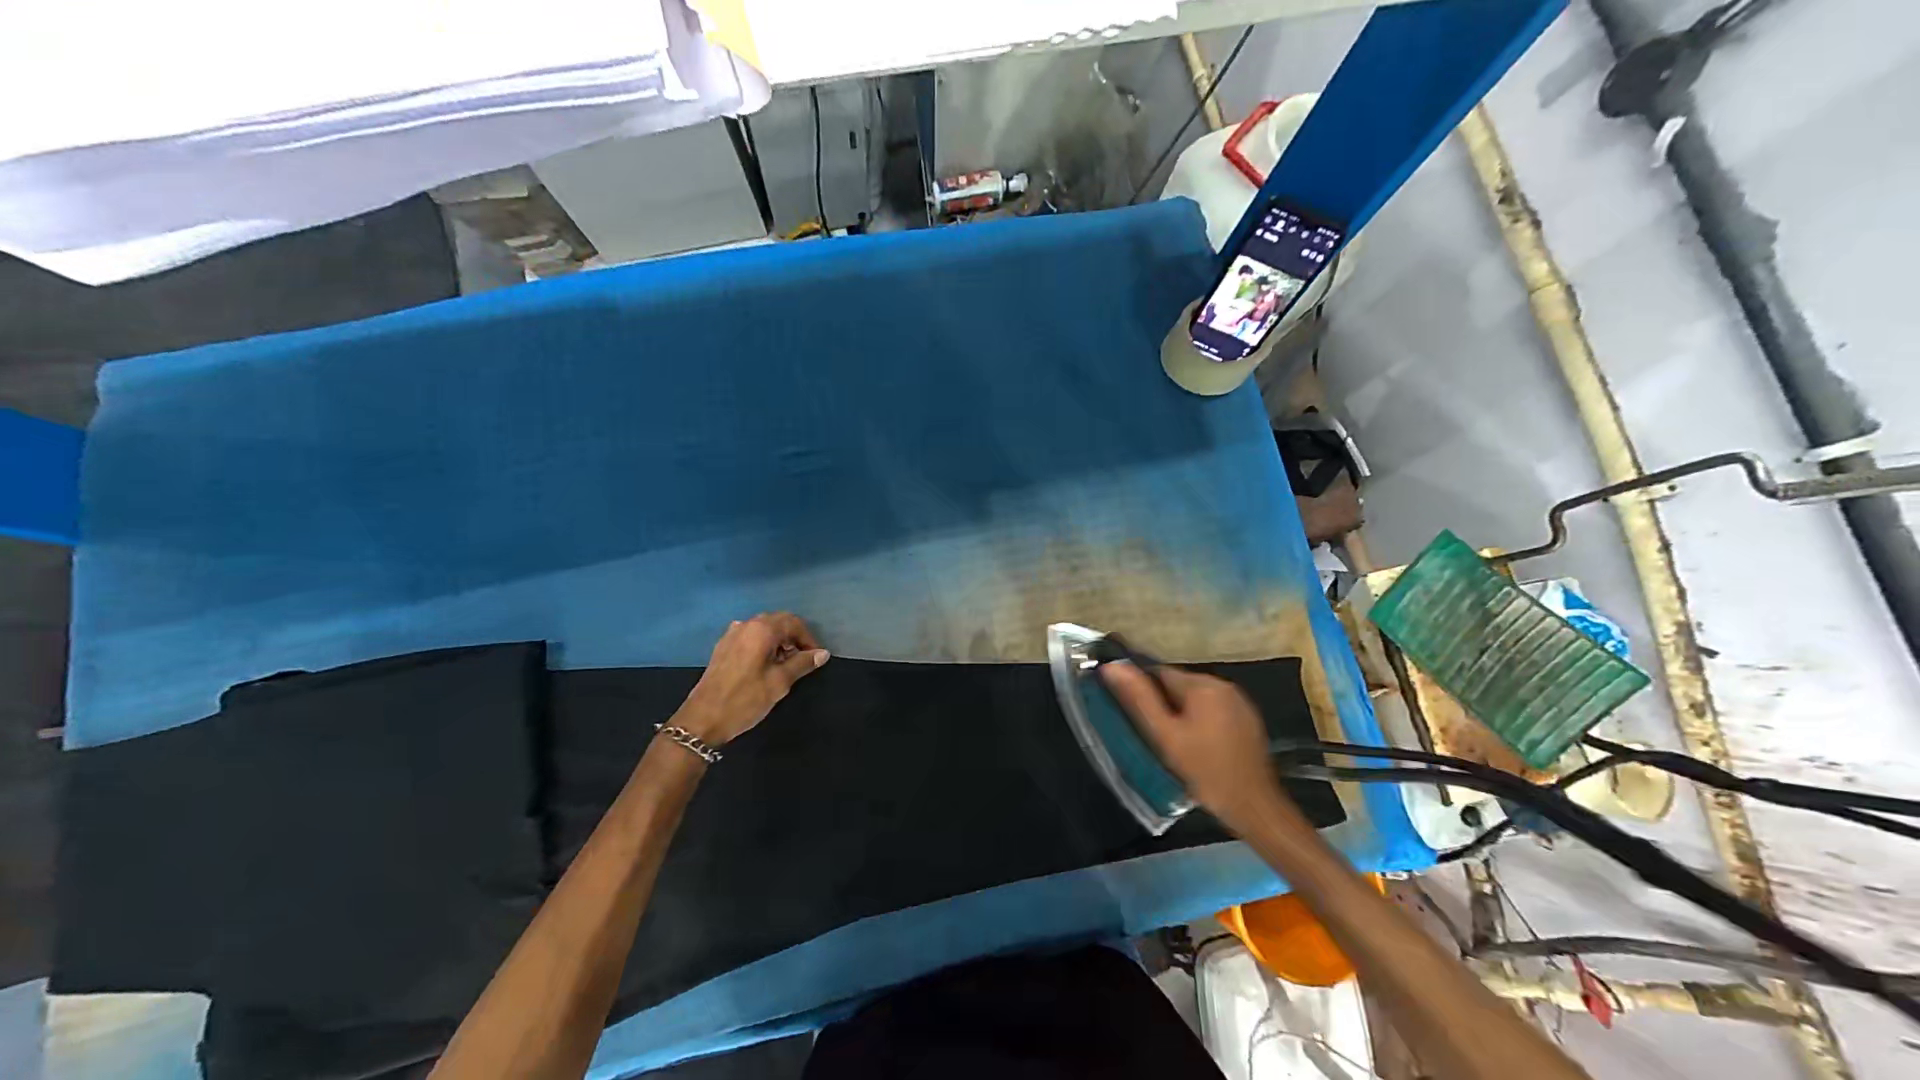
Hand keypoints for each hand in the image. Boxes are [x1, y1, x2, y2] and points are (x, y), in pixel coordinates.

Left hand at [675, 613, 829, 745]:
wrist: (703, 719)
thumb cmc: (745, 699)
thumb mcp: (779, 683)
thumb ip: (802, 663)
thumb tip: (822, 653)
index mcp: (761, 630)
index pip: (793, 623)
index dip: (808, 639)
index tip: (815, 658)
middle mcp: (746, 625)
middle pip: (778, 622)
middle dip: (794, 638)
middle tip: (803, 661)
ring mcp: (731, 635)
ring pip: (763, 629)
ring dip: (779, 641)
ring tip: (785, 665)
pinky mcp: (723, 647)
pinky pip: (750, 637)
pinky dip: (763, 645)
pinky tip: (765, 665)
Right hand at [1099, 663, 1292, 834]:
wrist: (1254, 806)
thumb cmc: (1205, 771)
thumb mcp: (1165, 736)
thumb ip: (1139, 699)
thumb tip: (1112, 666)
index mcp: (1203, 684)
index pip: (1159, 672)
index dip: (1143, 692)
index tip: (1136, 716)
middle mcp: (1224, 685)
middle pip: (1179, 685)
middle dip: (1164, 705)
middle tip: (1157, 736)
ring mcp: (1240, 702)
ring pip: (1196, 699)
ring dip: (1182, 714)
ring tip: (1176, 744)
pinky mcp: (1248, 719)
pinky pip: (1214, 710)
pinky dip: (1201, 722)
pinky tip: (1199, 747)